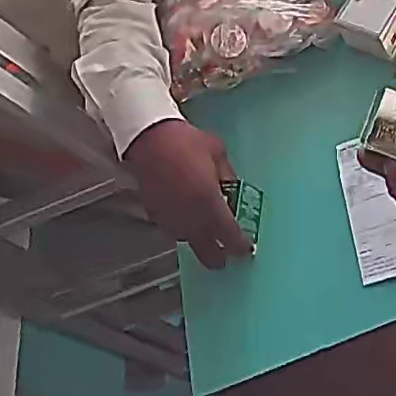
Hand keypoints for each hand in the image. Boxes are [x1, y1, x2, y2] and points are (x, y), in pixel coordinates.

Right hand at [124, 119, 252, 268]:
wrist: (149, 139)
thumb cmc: (186, 142)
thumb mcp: (218, 153)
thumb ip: (228, 176)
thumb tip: (233, 191)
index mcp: (210, 202)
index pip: (229, 235)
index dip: (240, 246)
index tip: (246, 249)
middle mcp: (191, 217)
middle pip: (207, 251)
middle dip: (219, 256)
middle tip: (228, 254)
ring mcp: (171, 218)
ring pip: (189, 241)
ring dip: (201, 241)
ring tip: (209, 234)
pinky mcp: (155, 214)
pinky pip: (173, 229)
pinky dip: (184, 229)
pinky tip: (189, 220)